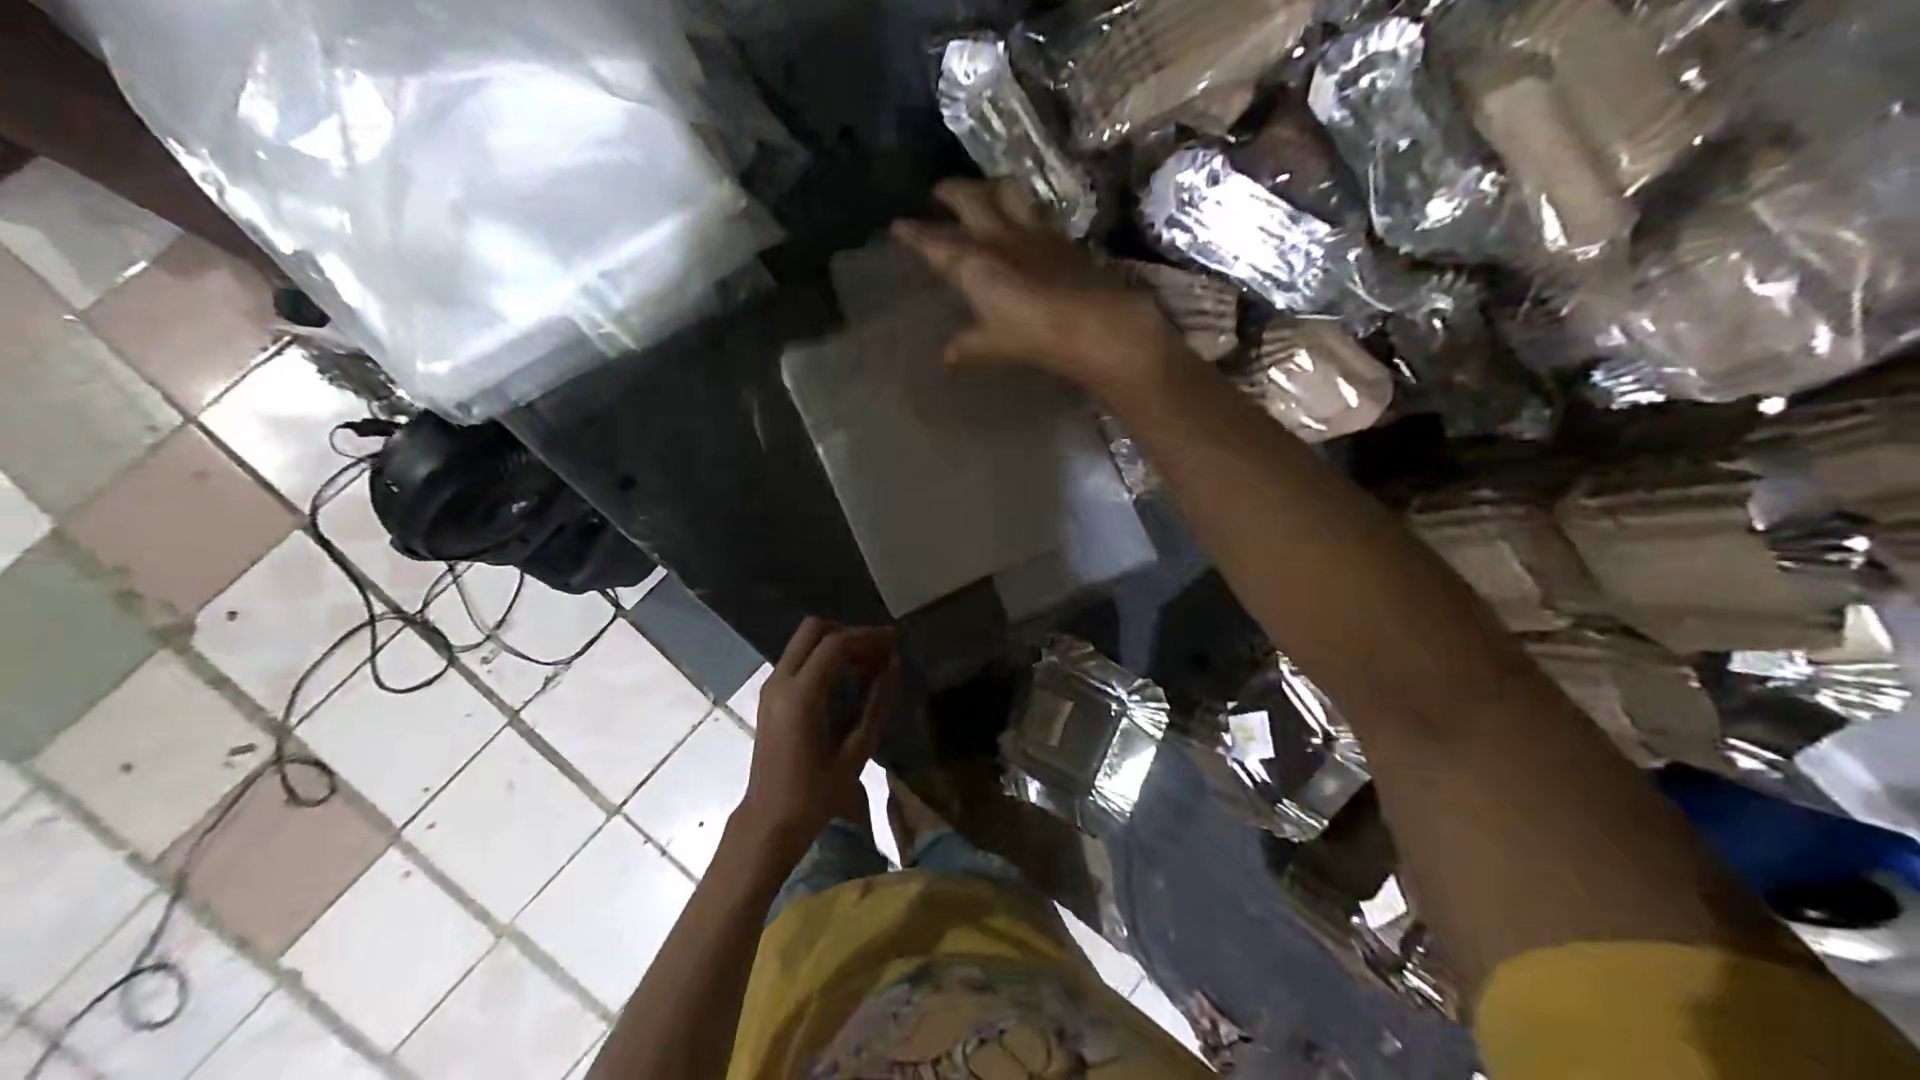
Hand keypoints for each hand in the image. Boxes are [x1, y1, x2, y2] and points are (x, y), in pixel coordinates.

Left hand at [738, 618, 899, 842]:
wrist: (770, 820)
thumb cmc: (815, 795)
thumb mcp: (857, 750)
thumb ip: (877, 702)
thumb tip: (894, 663)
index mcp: (800, 697)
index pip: (835, 645)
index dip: (868, 637)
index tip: (896, 639)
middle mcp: (780, 682)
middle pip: (815, 630)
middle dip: (851, 633)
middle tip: (881, 650)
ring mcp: (771, 687)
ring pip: (805, 641)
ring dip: (838, 644)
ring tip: (871, 664)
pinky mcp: (770, 696)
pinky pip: (799, 658)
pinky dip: (825, 657)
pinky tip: (849, 678)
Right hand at [892, 179, 1188, 398]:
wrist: (1096, 322)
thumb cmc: (1035, 336)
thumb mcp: (994, 346)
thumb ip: (969, 346)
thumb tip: (948, 354)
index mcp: (974, 263)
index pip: (936, 243)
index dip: (915, 234)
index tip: (898, 225)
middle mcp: (1001, 237)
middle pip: (970, 200)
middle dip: (951, 192)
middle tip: (939, 191)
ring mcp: (1035, 233)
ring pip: (1008, 192)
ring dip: (990, 186)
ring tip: (984, 189)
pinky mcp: (1063, 238)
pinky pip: (1038, 210)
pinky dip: (1025, 206)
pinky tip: (1028, 216)